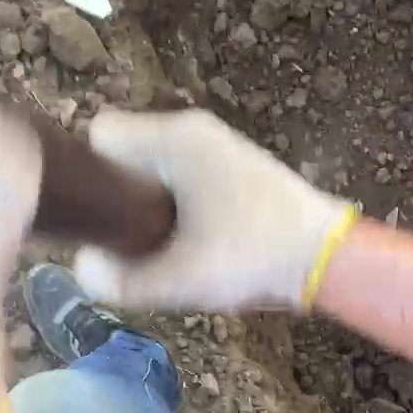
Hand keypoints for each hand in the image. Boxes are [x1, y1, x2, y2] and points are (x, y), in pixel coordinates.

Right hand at [74, 109, 355, 311]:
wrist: (329, 260)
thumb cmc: (253, 260)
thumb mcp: (181, 281)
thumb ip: (122, 281)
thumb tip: (83, 270)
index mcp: (174, 139)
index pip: (100, 135)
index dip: (92, 179)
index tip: (104, 224)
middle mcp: (196, 131)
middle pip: (129, 156)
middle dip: (123, 199)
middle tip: (136, 247)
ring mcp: (222, 149)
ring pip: (159, 173)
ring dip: (154, 210)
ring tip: (169, 252)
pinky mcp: (240, 171)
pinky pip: (187, 182)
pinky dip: (183, 210)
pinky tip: (197, 247)